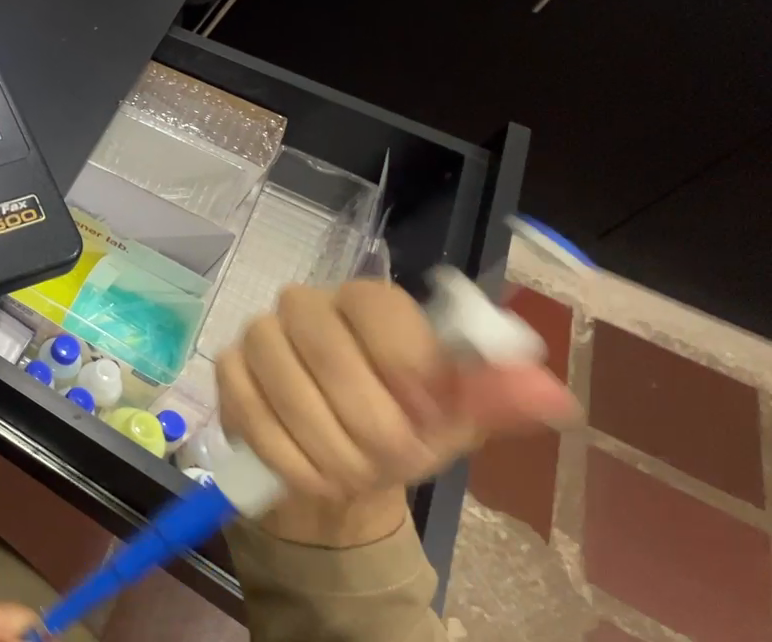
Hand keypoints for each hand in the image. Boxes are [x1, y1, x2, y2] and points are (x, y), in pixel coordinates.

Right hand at [216, 278, 577, 543]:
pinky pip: (248, 408)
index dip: (405, 365)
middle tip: (392, 462)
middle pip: (326, 349)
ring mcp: (258, 333)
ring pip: (284, 383)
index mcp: (368, 302)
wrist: (339, 457)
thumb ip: (497, 401)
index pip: (378, 308)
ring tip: (353, 475)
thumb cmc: (404, 426)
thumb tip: (551, 396)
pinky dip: (285, 454)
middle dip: (366, 422)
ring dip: (326, 444)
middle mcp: (306, 304)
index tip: (428, 418)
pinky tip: (311, 474)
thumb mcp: (458, 419)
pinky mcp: (226, 369)